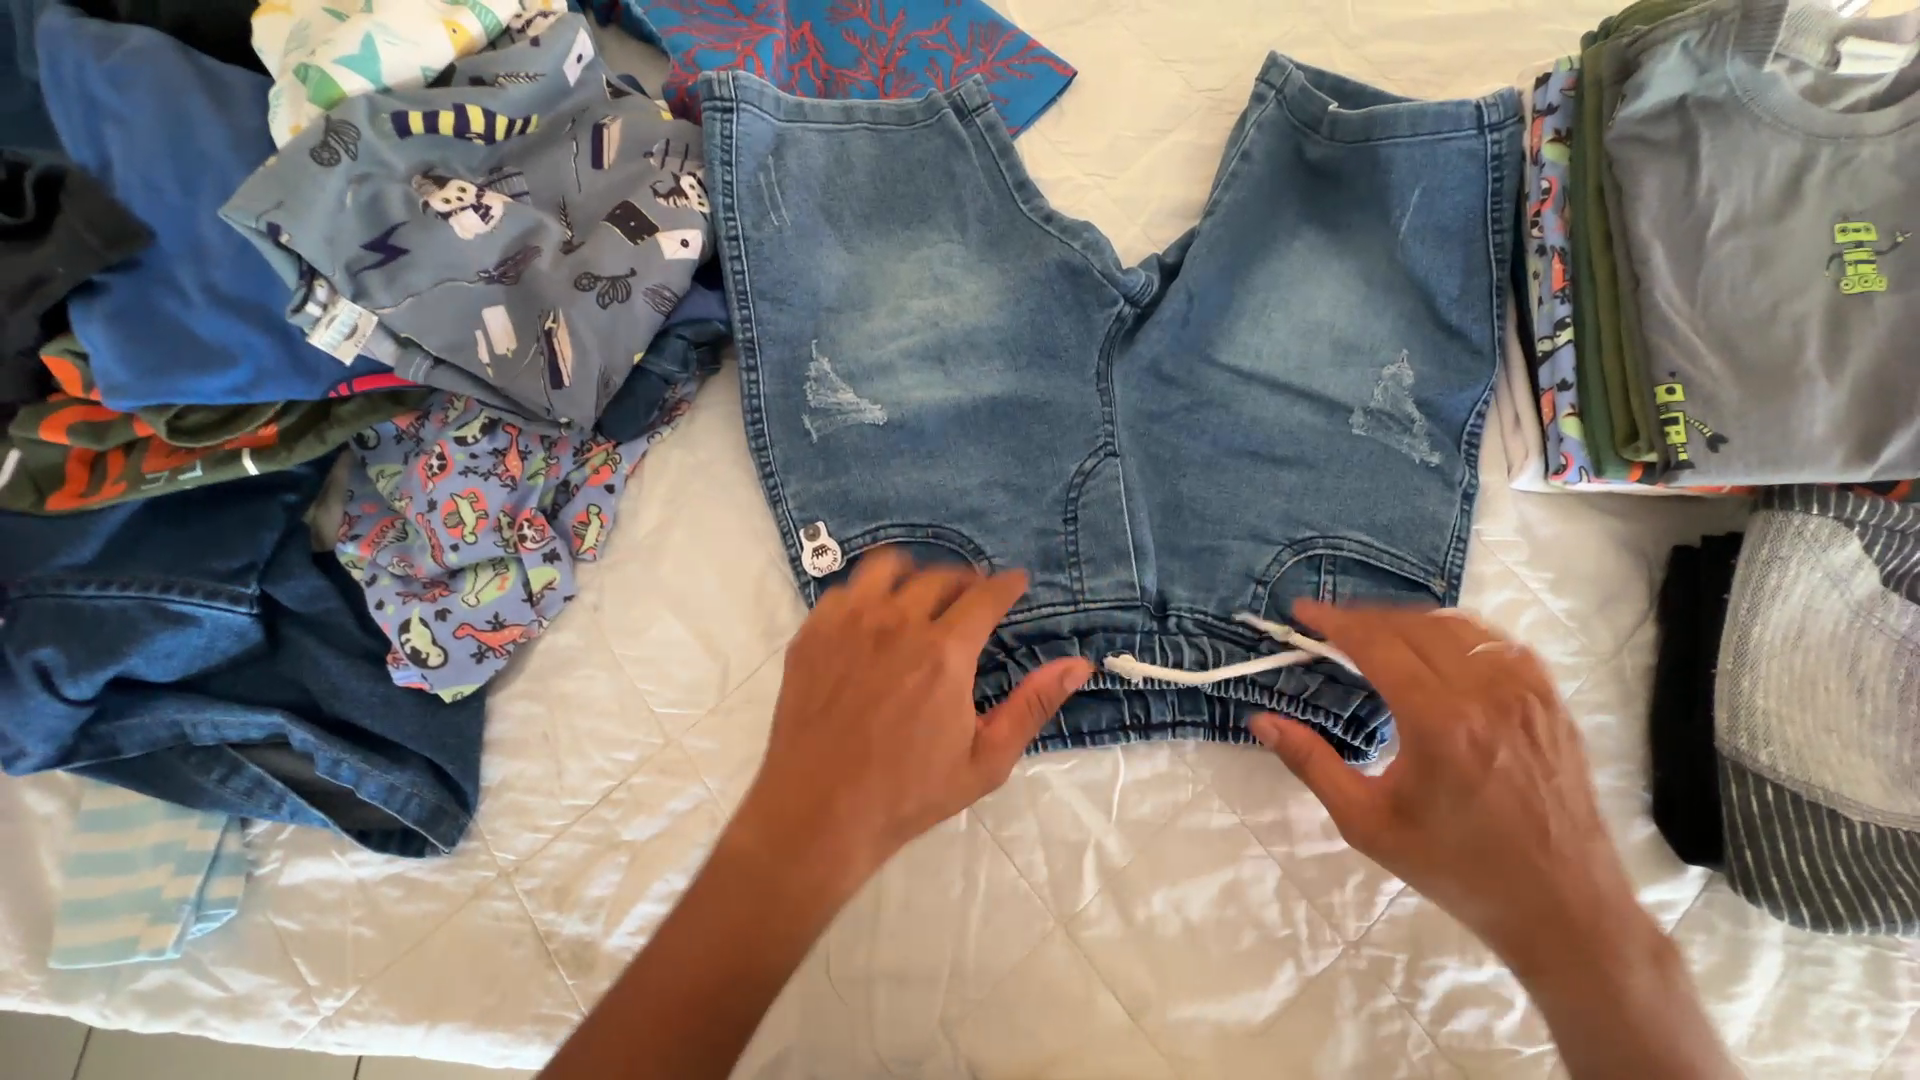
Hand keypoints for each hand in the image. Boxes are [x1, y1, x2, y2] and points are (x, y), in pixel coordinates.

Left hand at [734, 548, 1093, 892]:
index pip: (986, 594)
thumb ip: (1032, 705)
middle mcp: (896, 624)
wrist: (819, 812)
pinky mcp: (811, 634)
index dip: (1008, 584)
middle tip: (973, 598)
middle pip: (940, 575)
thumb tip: (1079, 664)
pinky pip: (845, 590)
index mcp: (944, 653)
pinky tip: (872, 620)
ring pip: (887, 568)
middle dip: (967, 580)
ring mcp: (847, 624)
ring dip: (914, 574)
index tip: (1016, 583)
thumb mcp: (985, 760)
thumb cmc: (908, 794)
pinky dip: (867, 595)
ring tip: (921, 596)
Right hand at [1248, 601, 1643, 969]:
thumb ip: (1311, 764)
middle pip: (1413, 625)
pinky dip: (1456, 631)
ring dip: (1407, 619)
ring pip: (1457, 625)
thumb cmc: (1455, 867)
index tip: (1303, 611)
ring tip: (1375, 630)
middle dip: (1364, 617)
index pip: (1377, 644)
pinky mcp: (1550, 701)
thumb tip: (1262, 721)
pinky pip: (1496, 642)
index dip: (1335, 621)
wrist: (1562, 906)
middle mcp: (1487, 694)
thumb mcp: (1367, 823)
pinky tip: (1437, 646)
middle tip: (1328, 624)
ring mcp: (1527, 693)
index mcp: (1439, 722)